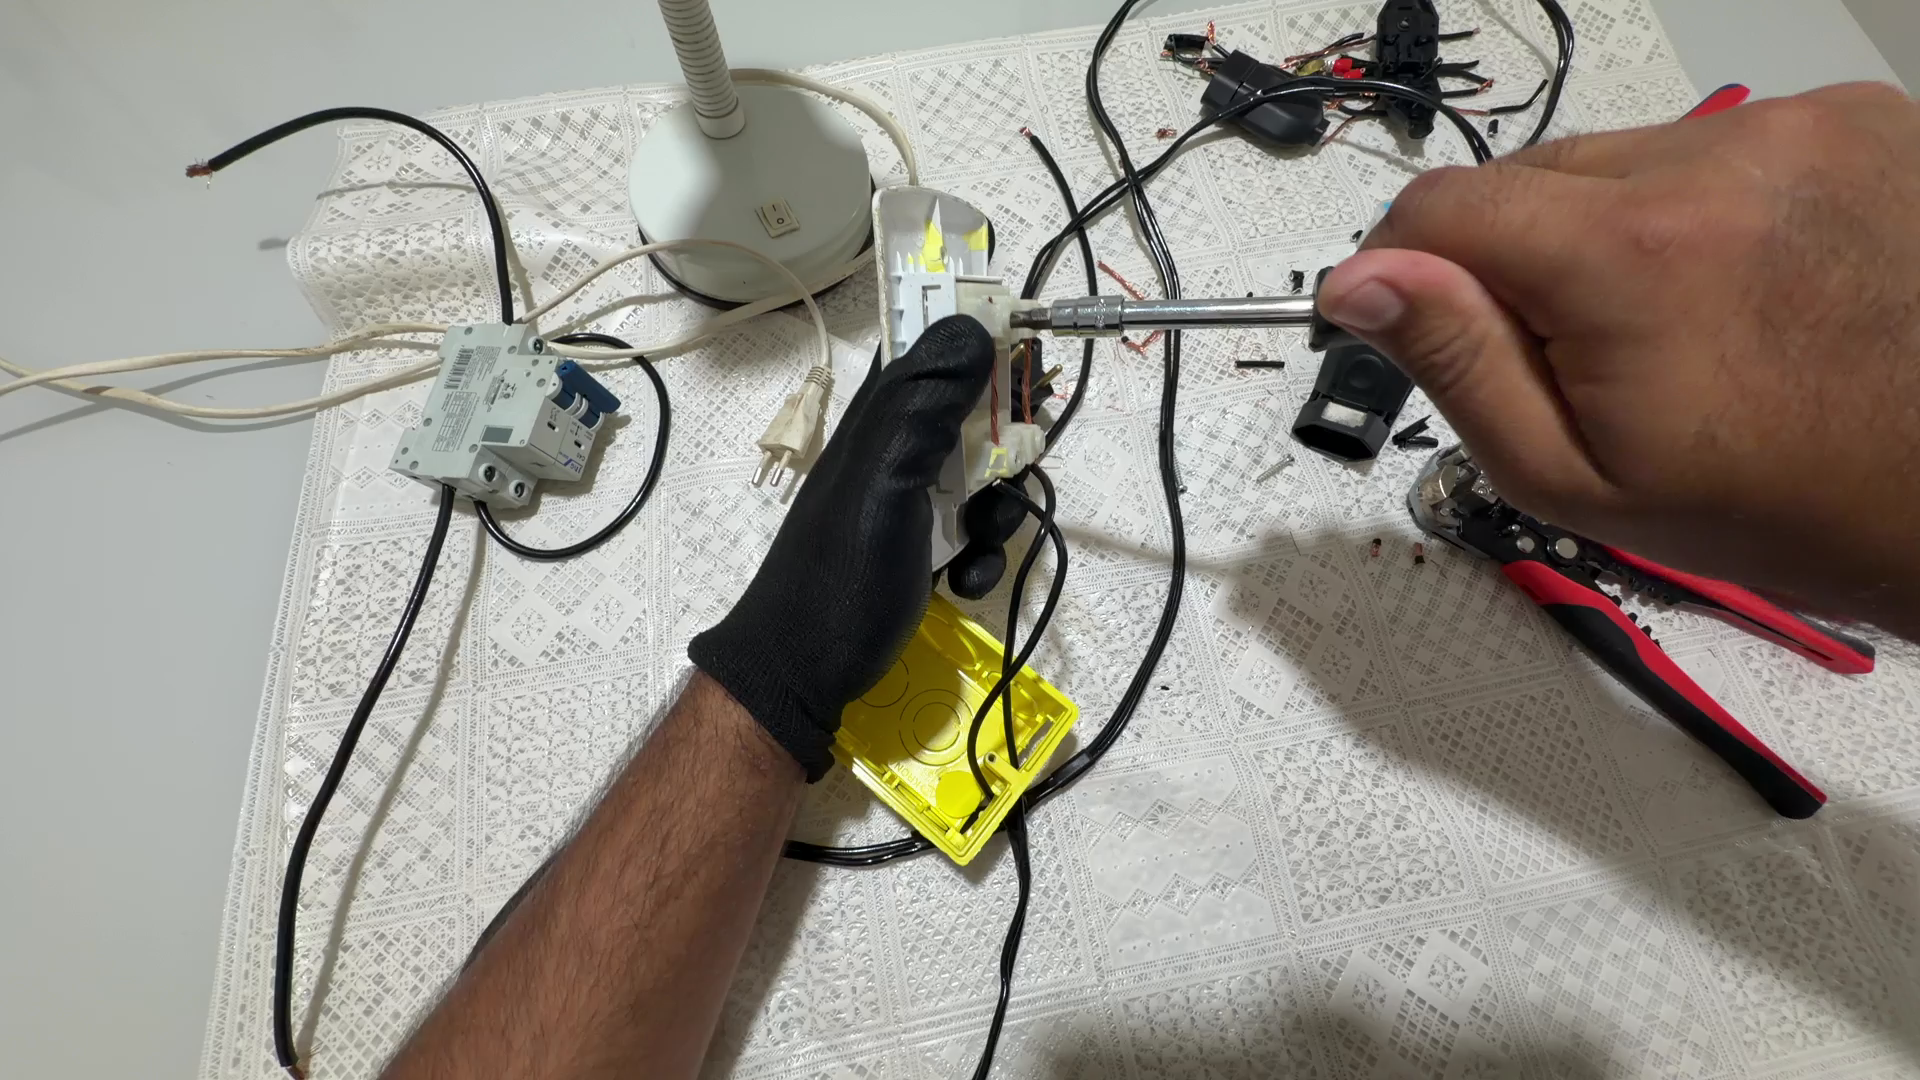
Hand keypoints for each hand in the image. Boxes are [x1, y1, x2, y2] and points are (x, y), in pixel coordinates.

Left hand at [690, 316, 995, 778]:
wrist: (806, 669)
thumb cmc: (843, 574)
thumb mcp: (884, 482)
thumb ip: (924, 407)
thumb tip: (972, 327)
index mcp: (884, 420)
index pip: (937, 352)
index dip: (983, 348)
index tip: (1026, 366)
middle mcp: (900, 451)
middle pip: (975, 419)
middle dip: (1006, 450)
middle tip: (1009, 475)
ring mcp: (913, 503)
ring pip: (985, 482)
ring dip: (997, 515)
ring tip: (978, 545)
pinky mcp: (925, 548)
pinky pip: (974, 536)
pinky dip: (981, 558)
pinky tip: (963, 583)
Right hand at [1316, 82, 1919, 636]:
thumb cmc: (1740, 501)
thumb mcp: (1551, 465)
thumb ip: (1450, 360)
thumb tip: (1354, 283)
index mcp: (1630, 252)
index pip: (1436, 208)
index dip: (1393, 265)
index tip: (1407, 324)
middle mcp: (1718, 156)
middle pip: (1509, 179)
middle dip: (1485, 258)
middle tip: (1535, 348)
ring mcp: (1799, 126)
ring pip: (1588, 161)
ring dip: (1565, 235)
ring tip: (1623, 321)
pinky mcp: (1849, 120)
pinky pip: (1676, 152)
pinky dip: (1646, 212)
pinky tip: (1689, 282)